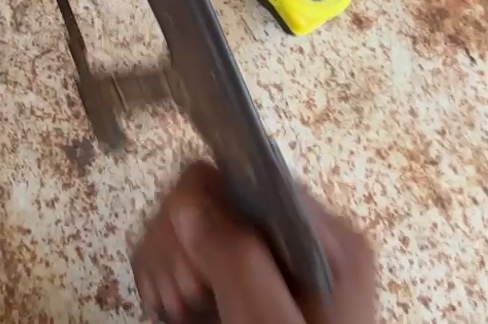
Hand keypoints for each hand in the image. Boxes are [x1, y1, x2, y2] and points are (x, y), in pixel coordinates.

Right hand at [131, 162, 375, 323]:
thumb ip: (236, 260)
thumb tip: (187, 204)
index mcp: (324, 237)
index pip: (239, 177)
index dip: (201, 214)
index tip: (194, 277)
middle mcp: (295, 233)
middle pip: (205, 195)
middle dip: (177, 243)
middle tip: (183, 301)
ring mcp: (264, 252)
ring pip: (185, 217)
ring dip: (165, 260)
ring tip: (176, 309)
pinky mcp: (237, 270)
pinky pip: (180, 241)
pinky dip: (163, 271)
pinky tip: (171, 305)